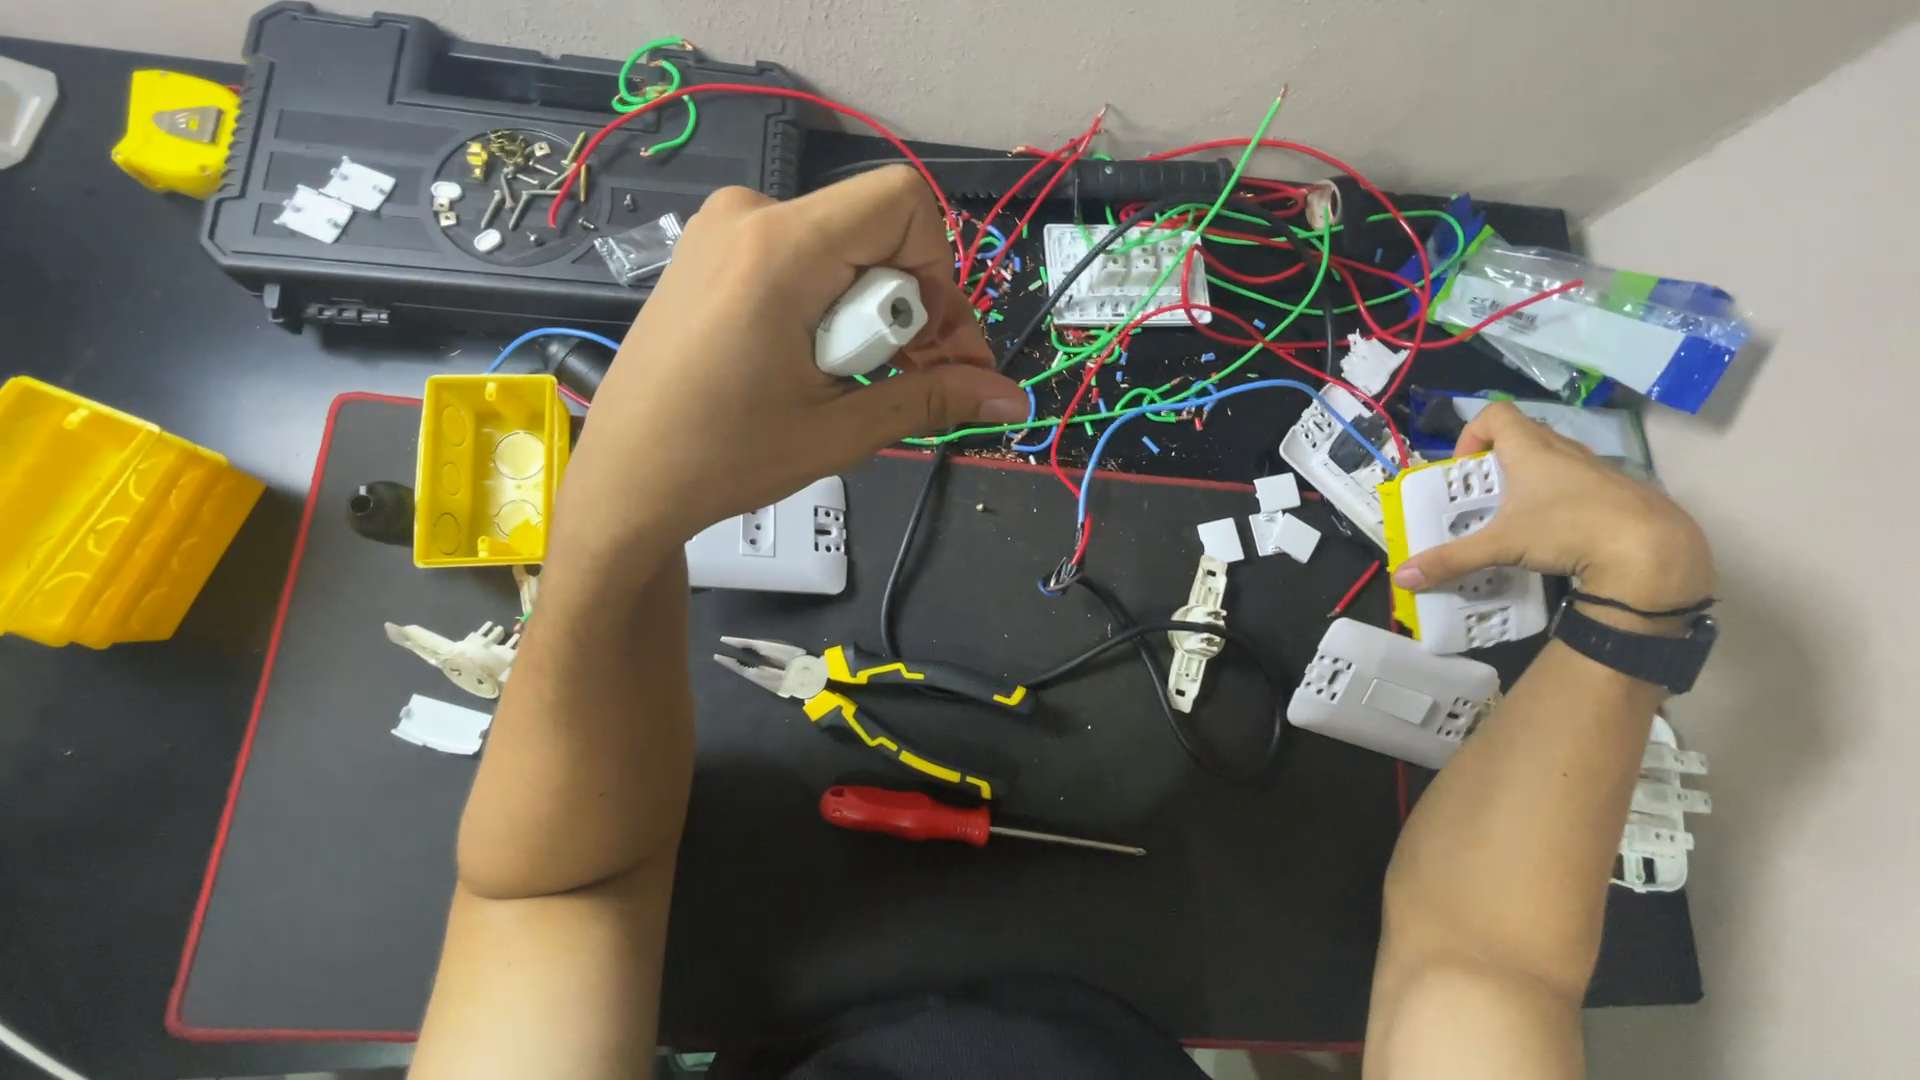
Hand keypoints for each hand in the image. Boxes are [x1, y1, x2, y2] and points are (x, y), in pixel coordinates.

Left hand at [552, 166, 1026, 559]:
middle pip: (875, 229)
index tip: (927, 344)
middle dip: (906, 306)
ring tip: (848, 382)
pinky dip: (829, 305)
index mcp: (780, 250)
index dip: (937, 270)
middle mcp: (749, 216)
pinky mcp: (712, 254)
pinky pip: (802, 256)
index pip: (903, 202)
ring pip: (841, 246)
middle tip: (904, 379)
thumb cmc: (724, 459)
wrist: (625, 479)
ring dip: (868, 312)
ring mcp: (723, 231)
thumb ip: (931, 399)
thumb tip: (1013, 396)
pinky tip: (812, 364)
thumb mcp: (840, 430)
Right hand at [1390, 403, 1712, 616]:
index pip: (1497, 415)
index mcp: (1532, 451)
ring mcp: (1596, 470)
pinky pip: (1579, 483)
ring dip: (1530, 479)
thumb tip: (1402, 576)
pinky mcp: (1619, 493)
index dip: (1473, 433)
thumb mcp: (1501, 546)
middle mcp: (1564, 451)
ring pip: (1553, 459)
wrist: (1654, 552)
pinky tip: (1558, 532)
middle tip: (1484, 495)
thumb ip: (1450, 559)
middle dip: (1496, 461)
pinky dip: (1561, 498)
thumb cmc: (1569, 530)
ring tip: (1517, 515)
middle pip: (1523, 436)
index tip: (1465, 468)